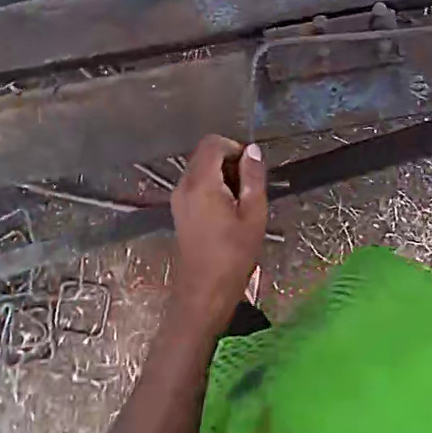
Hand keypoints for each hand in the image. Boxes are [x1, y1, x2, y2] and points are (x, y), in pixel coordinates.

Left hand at [168, 135, 267, 319]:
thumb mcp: (253, 213)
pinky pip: (195, 185)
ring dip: (221, 175)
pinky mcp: (178, 210)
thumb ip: (253, 177)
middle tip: (248, 186)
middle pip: (204, 154)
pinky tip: (227, 211)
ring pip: (199, 169)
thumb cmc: (234, 253)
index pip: (212, 143)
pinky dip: (211, 187)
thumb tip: (252, 150)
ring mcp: (178, 198)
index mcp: (201, 183)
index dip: (234, 147)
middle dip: (228, 161)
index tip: (251, 168)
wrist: (205, 289)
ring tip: (240, 201)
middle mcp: (184, 185)